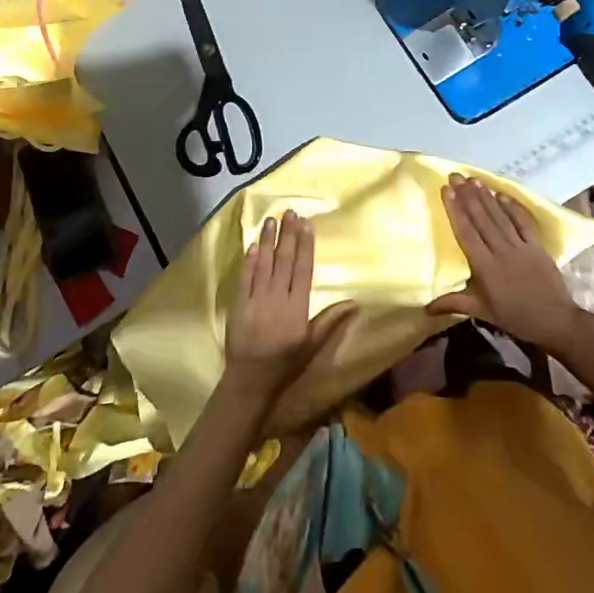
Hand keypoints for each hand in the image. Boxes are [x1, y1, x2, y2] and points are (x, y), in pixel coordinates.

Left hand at [225, 211, 354, 402]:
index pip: (303, 268)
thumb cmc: (286, 362)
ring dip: (268, 240)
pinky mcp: (239, 304)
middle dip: (288, 234)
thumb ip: (331, 320)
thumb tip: (354, 302)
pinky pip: (245, 277)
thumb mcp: (313, 344)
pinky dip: (250, 260)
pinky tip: (254, 245)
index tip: (307, 224)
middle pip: (284, 260)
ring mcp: (256, 299)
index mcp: (297, 306)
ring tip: (272, 219)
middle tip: (290, 212)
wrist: (250, 380)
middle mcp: (277, 297)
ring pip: (264, 263)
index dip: (305, 245)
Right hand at [429, 174, 587, 350]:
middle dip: (468, 196)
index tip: (447, 190)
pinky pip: (523, 223)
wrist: (554, 320)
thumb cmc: (514, 317)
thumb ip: (454, 304)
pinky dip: (513, 208)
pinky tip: (501, 195)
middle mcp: (502, 251)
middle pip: (482, 219)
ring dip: (486, 197)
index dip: (456, 210)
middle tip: (456, 176)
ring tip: (474, 180)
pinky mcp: (537, 246)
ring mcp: (521, 246)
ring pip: (500, 217)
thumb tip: (425, 307)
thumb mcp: (482, 312)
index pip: (467, 233)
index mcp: (485, 267)